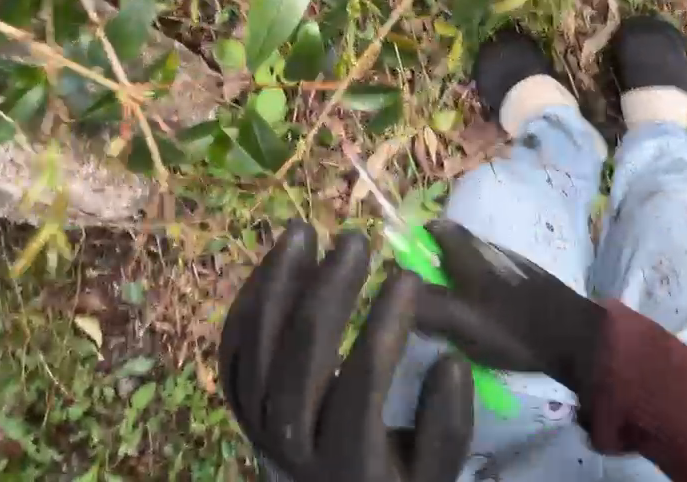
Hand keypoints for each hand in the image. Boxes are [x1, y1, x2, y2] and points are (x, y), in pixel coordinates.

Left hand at [219, 220, 472, 481]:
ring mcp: (258, 420)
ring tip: (304, 231)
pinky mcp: (243, 401)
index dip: (384, 326)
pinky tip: (279, 259)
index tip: (408, 276)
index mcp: (346, 457)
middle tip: (356, 240)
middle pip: (301, 356)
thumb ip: (446, 425)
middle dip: (328, 290)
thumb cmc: (391, 478)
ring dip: (279, 282)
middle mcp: (291, 442)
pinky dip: (252, 299)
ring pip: (258, 346)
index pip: (362, 383)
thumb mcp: (432, 471)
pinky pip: (236, 346)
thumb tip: (450, 363)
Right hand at [412, 220, 605, 397]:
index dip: (416, 239)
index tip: (400, 260)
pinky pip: (490, 273)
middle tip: (420, 287)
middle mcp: (489, 248)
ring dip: (456, 272)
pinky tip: (478, 309)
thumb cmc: (511, 327)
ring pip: (473, 258)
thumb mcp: (460, 322)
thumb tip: (396, 289)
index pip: (437, 229)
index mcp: (471, 253)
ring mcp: (510, 261)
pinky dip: (477, 284)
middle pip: (454, 243)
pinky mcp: (525, 277)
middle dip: (434, 258)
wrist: (572, 336)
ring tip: (446, 301)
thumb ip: (426, 305)